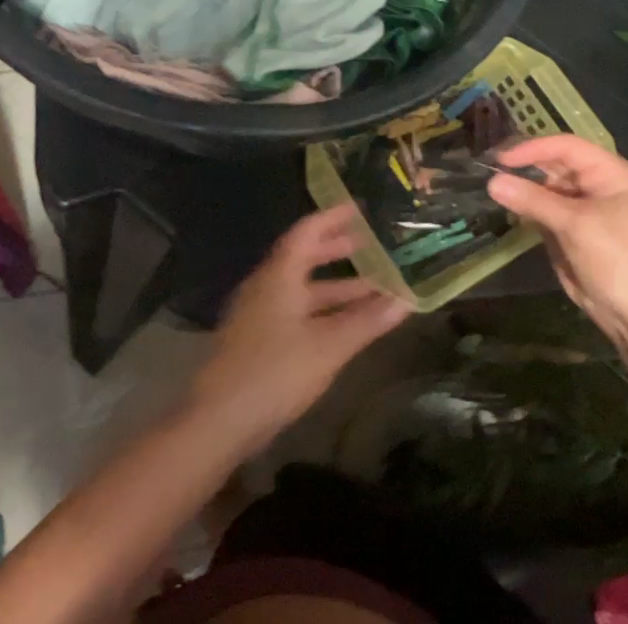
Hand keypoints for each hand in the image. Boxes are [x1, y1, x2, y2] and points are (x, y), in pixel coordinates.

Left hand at [184, 205, 411, 453]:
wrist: (221, 418)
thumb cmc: (275, 372)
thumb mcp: (329, 346)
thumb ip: (367, 321)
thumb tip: (407, 298)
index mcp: (278, 277)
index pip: (306, 233)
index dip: (332, 218)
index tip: (360, 208)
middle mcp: (266, 287)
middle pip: (303, 258)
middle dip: (337, 250)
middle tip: (371, 245)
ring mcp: (259, 315)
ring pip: (302, 290)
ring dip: (336, 288)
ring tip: (374, 289)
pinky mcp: (258, 341)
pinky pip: (296, 312)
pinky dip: (324, 311)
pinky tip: (346, 326)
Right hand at [487, 135, 627, 345]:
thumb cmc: (617, 259)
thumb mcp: (575, 225)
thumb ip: (532, 200)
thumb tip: (491, 182)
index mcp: (613, 175)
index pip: (568, 147)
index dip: (533, 149)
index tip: (500, 161)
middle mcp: (600, 187)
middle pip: (556, 167)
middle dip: (526, 169)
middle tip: (490, 172)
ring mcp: (587, 211)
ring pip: (548, 191)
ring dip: (524, 190)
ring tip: (494, 190)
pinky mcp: (574, 234)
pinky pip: (546, 213)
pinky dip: (528, 211)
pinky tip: (510, 211)